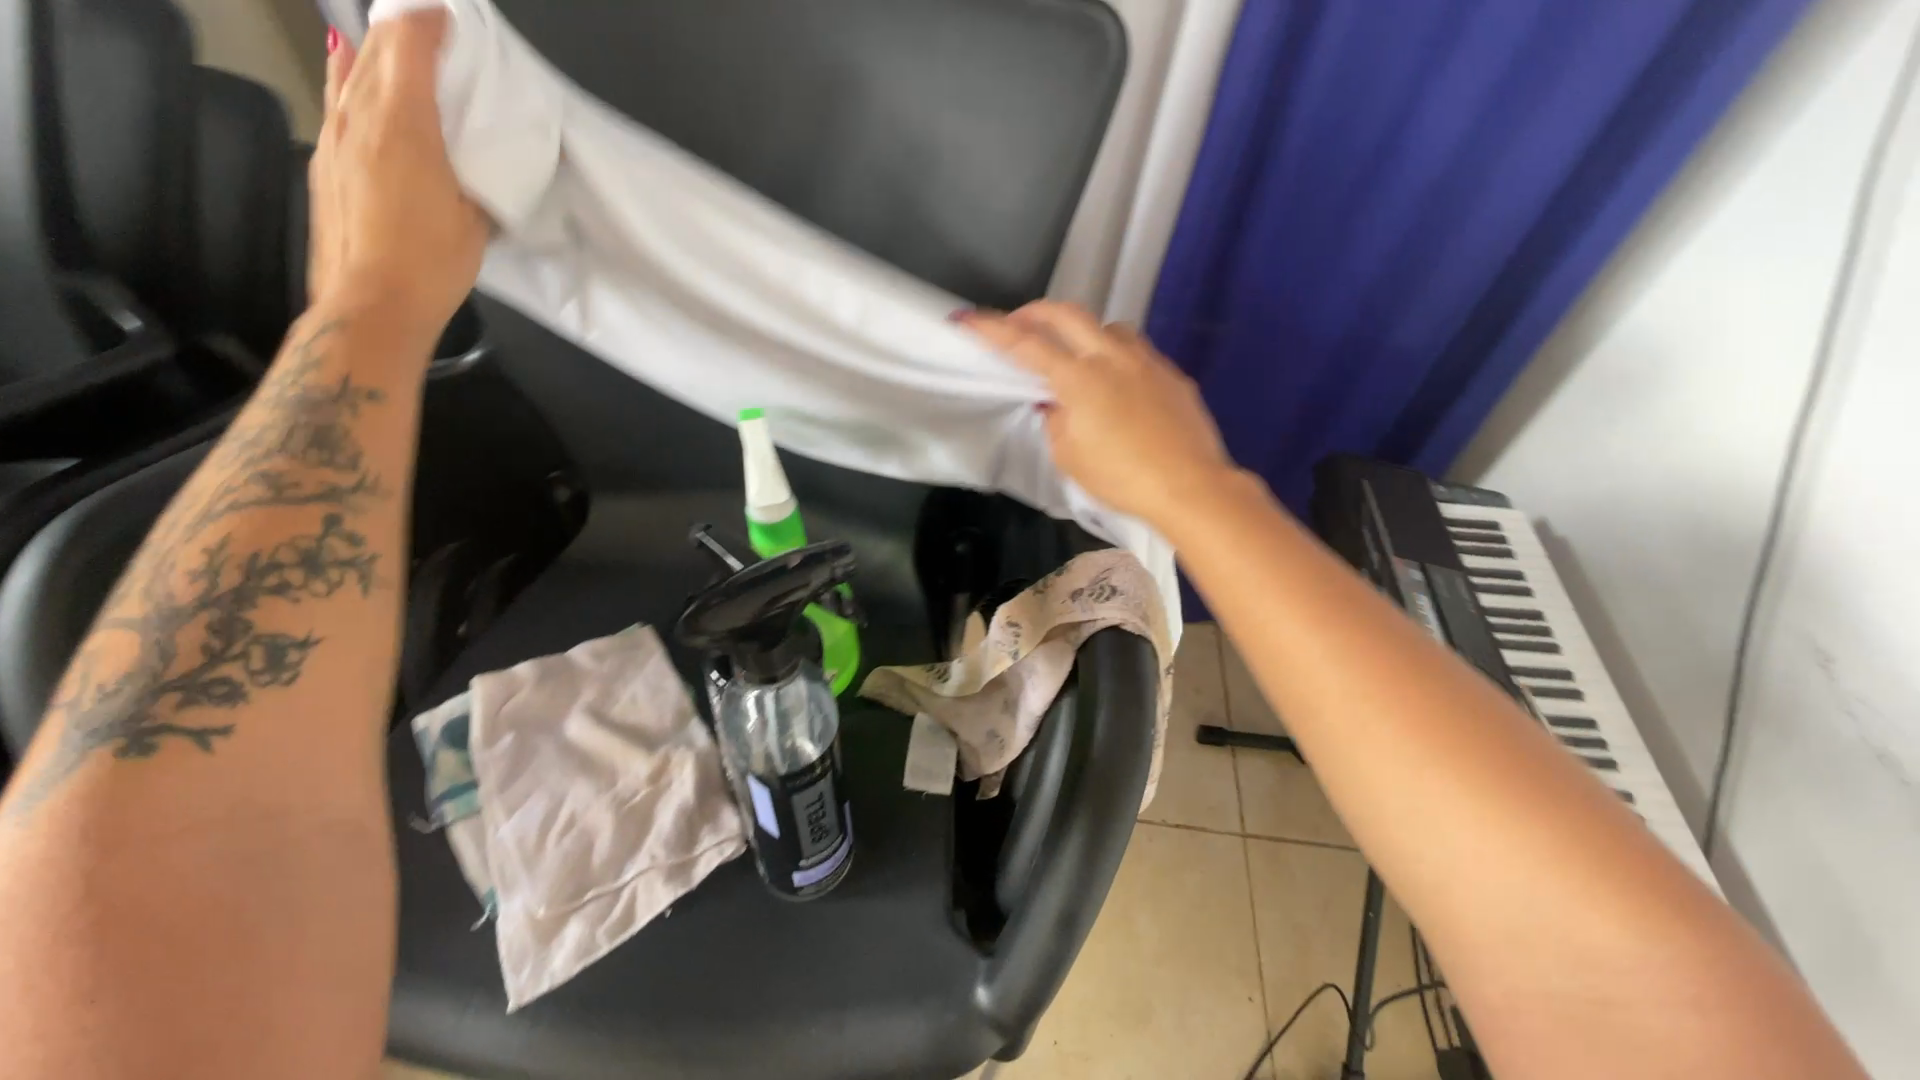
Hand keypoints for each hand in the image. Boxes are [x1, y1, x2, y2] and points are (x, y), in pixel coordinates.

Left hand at [309, 13, 488, 342]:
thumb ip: (473, 174)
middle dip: (400, 31)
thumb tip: (474, 157)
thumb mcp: (475, 218)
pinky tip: (353, 78)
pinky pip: (336, 101)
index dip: (428, 22)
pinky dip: (351, 80)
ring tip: (391, 46)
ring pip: (347, 72)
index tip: (449, 18)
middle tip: (427, 27)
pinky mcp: (323, 162)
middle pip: (372, 49)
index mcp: (403, 125)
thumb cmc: (432, 263)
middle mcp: (358, 118)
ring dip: (372, 52)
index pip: (408, 45)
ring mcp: (332, 138)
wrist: (371, 304)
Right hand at [958, 302, 1238, 527]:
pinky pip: (1138, 353)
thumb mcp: (1070, 457)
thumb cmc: (1122, 478)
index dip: (992, 330)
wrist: (1191, 487)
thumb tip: (1053, 404)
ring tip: (1075, 352)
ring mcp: (1147, 362)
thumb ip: (1055, 421)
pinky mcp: (1172, 376)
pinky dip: (1117, 357)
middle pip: (1067, 314)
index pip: (1026, 345)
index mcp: (1079, 378)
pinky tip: (1118, 383)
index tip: (967, 319)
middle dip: (1035, 312)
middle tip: (1018, 321)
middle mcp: (1113, 358)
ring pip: (1108, 327)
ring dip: (1083, 331)